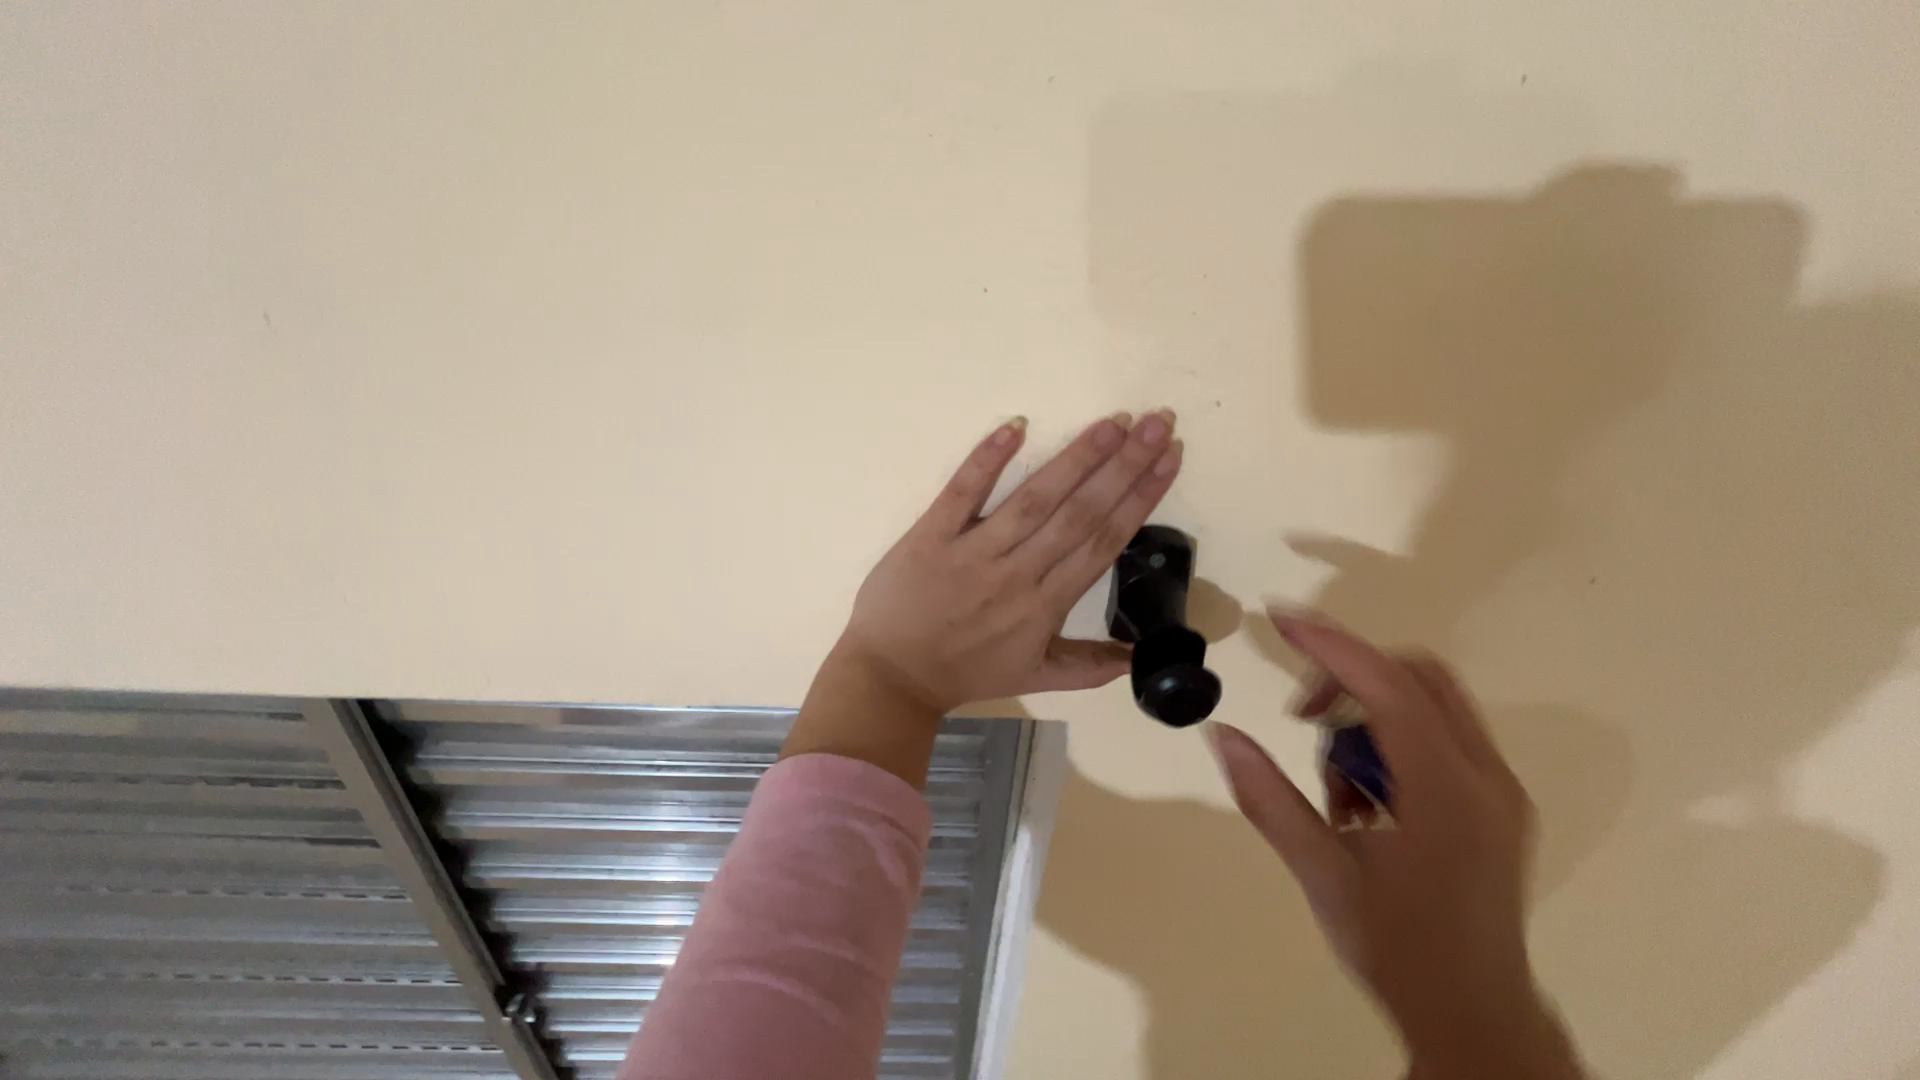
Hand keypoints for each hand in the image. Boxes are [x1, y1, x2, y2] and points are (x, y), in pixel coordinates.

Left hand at [837, 409, 1182, 712]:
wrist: (892, 677)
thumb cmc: (965, 672)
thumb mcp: (1034, 676)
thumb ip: (1089, 666)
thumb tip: (1140, 660)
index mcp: (1046, 604)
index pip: (1103, 542)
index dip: (1140, 498)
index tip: (1170, 459)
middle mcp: (1017, 572)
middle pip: (1080, 513)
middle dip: (1123, 466)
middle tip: (1157, 421)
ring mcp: (973, 551)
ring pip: (1033, 499)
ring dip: (1074, 459)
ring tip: (1112, 422)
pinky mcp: (931, 535)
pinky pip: (962, 492)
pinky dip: (986, 459)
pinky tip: (1016, 424)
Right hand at [1206, 611, 1583, 1079]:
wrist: (1475, 1016)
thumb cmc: (1395, 946)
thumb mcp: (1319, 871)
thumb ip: (1268, 797)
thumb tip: (1219, 733)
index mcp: (1446, 789)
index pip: (1387, 686)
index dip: (1329, 644)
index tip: (1278, 618)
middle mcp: (1485, 775)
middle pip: (1416, 677)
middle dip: (1350, 677)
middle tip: (1301, 717)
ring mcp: (1498, 788)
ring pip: (1430, 703)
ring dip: (1370, 715)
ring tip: (1333, 785)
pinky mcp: (1496, 804)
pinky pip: (1440, 736)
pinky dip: (1392, 740)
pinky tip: (1363, 799)